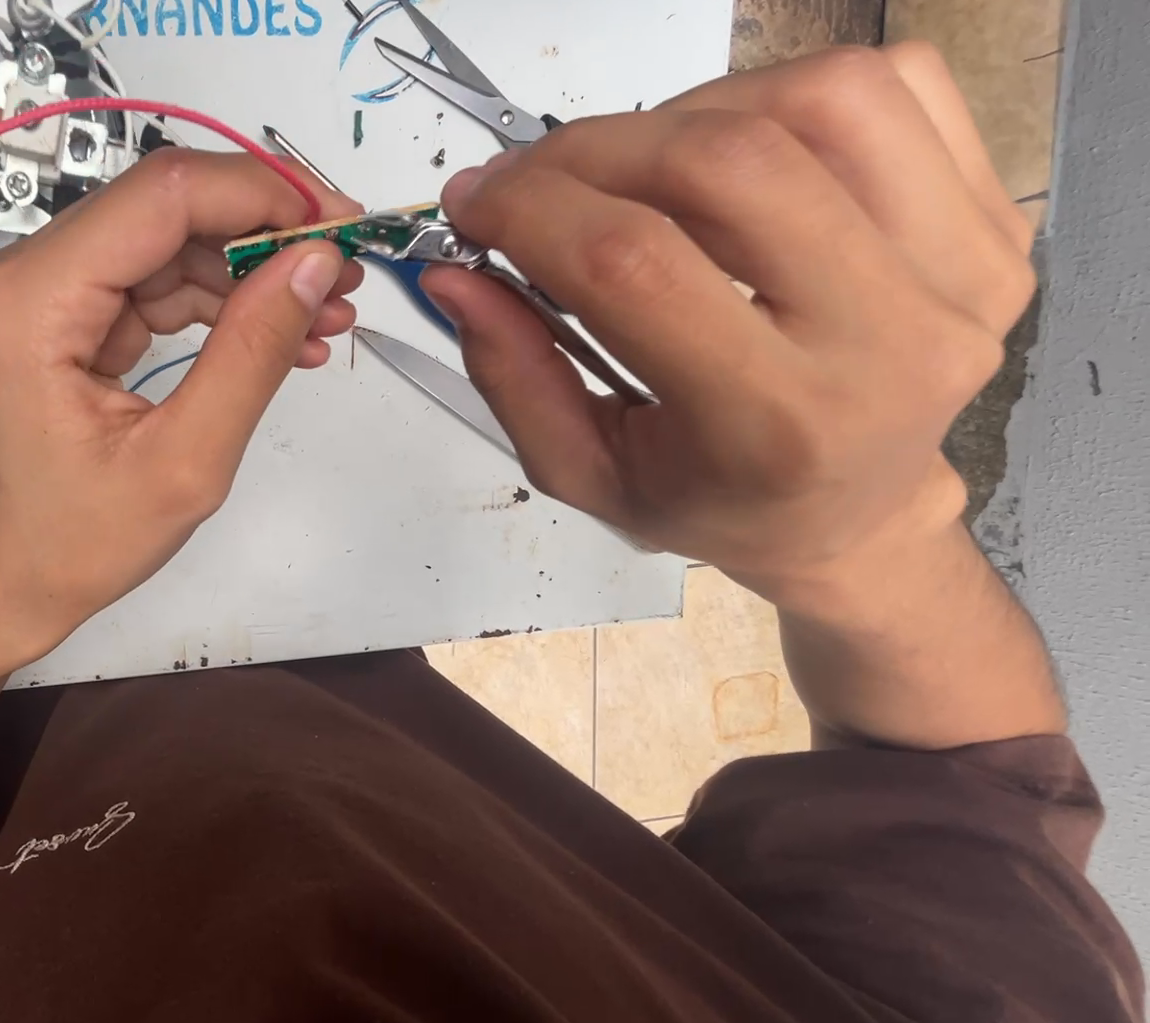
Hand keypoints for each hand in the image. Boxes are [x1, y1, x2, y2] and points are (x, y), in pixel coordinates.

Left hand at [0, 149, 363, 664]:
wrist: (28, 578)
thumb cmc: (86, 541)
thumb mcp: (187, 460)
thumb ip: (251, 353)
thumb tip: (317, 262)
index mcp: (29, 304)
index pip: (160, 198)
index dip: (260, 195)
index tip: (339, 225)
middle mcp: (21, 278)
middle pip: (163, 210)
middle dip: (263, 236)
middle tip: (344, 276)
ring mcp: (41, 293)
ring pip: (168, 245)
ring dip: (250, 276)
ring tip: (322, 319)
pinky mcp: (66, 315)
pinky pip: (155, 284)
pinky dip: (219, 304)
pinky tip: (277, 336)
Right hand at [420, 44, 1033, 612]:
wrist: (852, 513)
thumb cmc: (703, 504)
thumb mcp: (579, 470)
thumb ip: (509, 373)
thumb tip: (450, 276)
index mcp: (769, 422)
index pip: (633, 266)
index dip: (532, 211)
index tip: (471, 203)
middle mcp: (888, 335)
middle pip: (722, 164)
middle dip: (588, 151)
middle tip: (525, 178)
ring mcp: (961, 267)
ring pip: (811, 101)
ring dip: (678, 116)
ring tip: (623, 173)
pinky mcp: (992, 219)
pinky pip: (883, 89)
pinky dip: (771, 95)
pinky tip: (718, 157)